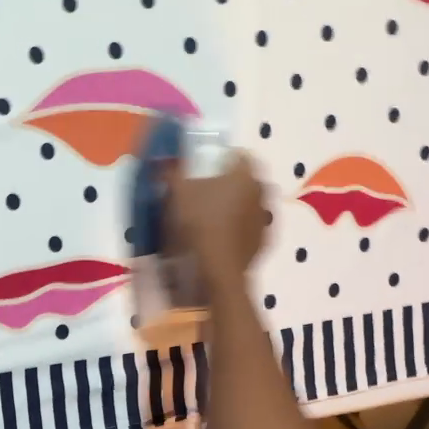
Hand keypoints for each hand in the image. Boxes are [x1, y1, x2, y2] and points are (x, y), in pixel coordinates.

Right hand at [169, 152, 270, 288]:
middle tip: (205, 195)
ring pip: (247, 206)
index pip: (237, 154)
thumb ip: (171, 173)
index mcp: (244, 172)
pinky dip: (236, 233)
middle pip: (244, 181)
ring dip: (233, 209)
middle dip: (227, 185)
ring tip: (210, 222)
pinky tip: (217, 242)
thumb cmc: (197, 227)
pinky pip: (247, 231)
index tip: (202, 169)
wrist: (215, 275)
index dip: (218, 159)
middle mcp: (261, 191)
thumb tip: (164, 161)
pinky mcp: (263, 245)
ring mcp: (264, 220)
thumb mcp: (175, 195)